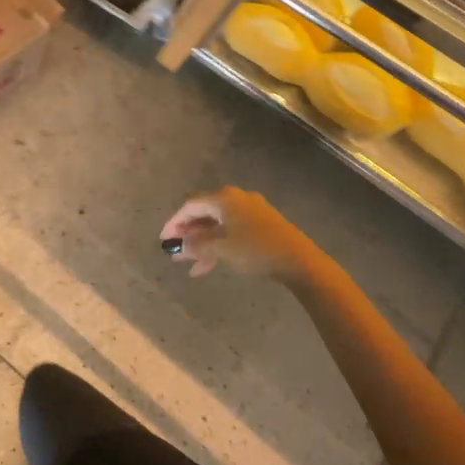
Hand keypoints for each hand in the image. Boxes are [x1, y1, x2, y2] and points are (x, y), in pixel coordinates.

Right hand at [159, 187, 314, 279]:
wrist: (300, 260)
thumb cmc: (255, 249)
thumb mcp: (221, 248)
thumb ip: (196, 245)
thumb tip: (178, 246)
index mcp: (223, 198)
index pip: (190, 205)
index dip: (174, 222)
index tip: (164, 240)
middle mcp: (235, 198)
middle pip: (203, 214)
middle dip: (188, 235)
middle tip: (176, 253)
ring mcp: (250, 211)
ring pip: (218, 226)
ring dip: (203, 244)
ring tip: (193, 267)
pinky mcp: (261, 224)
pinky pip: (231, 231)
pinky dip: (219, 245)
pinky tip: (213, 263)